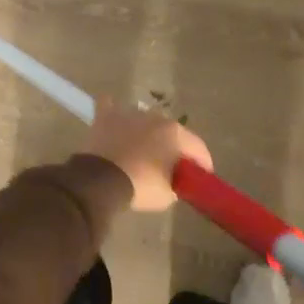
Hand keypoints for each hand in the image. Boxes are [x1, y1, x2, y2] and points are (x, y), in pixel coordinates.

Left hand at [82, 97, 213, 212]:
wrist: (100, 180)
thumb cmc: (140, 187)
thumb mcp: (167, 195)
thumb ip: (175, 185)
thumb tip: (172, 183)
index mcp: (175, 133)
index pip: (198, 147)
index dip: (203, 163)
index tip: (202, 176)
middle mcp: (154, 118)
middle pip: (171, 132)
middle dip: (175, 147)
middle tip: (172, 165)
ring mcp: (128, 114)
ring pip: (144, 121)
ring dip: (147, 133)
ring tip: (144, 149)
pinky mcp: (105, 118)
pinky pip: (110, 107)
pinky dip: (113, 112)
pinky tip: (114, 115)